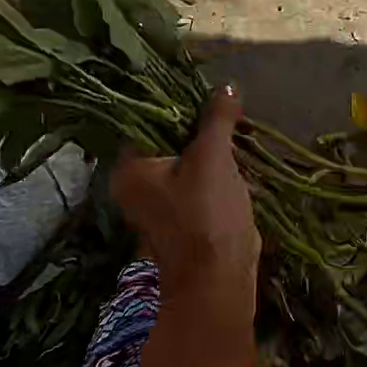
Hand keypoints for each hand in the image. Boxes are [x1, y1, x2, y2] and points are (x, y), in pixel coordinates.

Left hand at [110, 85, 258, 312]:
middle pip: (166, 138)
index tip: (202, 88)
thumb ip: (217, 118)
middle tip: (223, 105)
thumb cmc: (206, 214)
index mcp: (130, 167)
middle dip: (197, 124)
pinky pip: (196, 180)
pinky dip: (214, 168)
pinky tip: (236, 155)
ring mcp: (159, 201)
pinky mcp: (182, 214)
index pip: (145, 119)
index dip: (175, 101)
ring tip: (233, 124)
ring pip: (184, 159)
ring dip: (209, 146)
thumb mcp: (212, 157)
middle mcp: (136, 183)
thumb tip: (227, 86)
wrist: (220, 279)